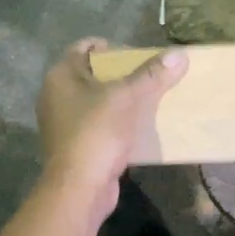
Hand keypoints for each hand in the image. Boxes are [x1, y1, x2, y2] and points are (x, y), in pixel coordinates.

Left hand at [36, 38, 187, 215]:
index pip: (83, 47)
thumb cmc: (97, 132)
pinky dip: (114, 121)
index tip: (133, 54)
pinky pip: (95, 124)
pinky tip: (136, 126)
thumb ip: (151, 74)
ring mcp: (61, 122)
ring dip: (118, 99)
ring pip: (94, 100)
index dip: (108, 46)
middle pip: (90, 74)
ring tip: (146, 98)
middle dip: (118, 74)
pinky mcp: (72, 145)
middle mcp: (55, 96)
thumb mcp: (127, 98)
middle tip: (145, 75)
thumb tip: (179, 54)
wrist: (79, 189)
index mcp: (61, 76)